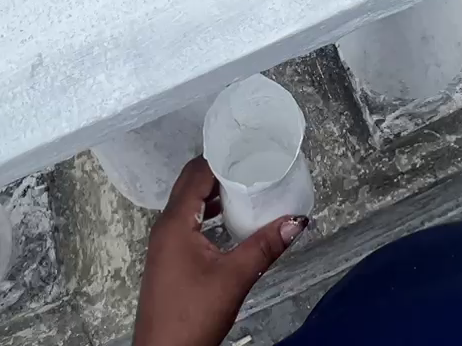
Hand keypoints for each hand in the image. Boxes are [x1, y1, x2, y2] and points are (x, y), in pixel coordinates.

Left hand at [132, 158, 308, 345]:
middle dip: (219, 170)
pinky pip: (187, 220)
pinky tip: (229, 219)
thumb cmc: (194, 315)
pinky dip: (207, 211)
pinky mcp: (168, 258)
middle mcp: (165, 226)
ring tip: (245, 184)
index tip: (248, 146)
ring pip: (188, 202)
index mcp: (175, 222)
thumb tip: (297, 220)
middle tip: (250, 160)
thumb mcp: (234, 278)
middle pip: (191, 183)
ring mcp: (164, 243)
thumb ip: (265, 246)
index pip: (197, 173)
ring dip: (213, 191)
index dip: (221, 157)